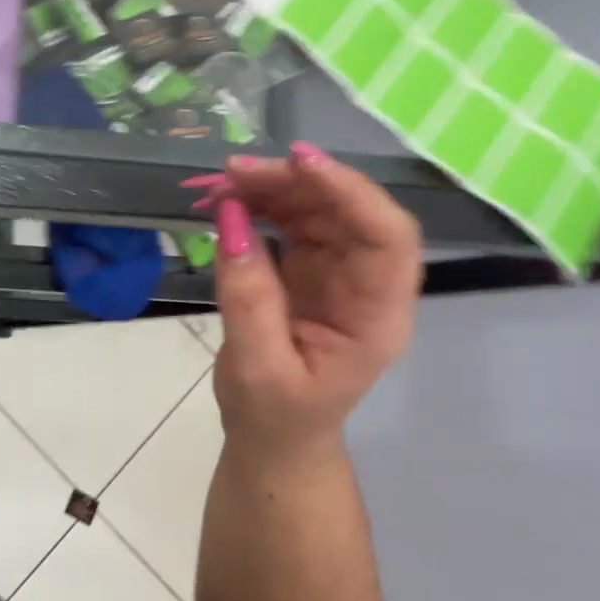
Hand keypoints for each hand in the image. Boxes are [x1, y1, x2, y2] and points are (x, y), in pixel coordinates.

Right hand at [187, 143, 422, 463]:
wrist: (276, 440)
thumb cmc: (275, 414)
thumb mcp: (256, 364)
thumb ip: (247, 295)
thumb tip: (229, 220)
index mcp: (376, 315)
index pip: (384, 237)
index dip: (348, 192)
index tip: (297, 160)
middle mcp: (366, 286)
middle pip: (347, 214)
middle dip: (294, 183)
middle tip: (230, 172)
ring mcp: (338, 276)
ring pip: (317, 212)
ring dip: (270, 189)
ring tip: (215, 184)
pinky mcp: (307, 274)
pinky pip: (290, 225)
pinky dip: (257, 206)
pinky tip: (224, 202)